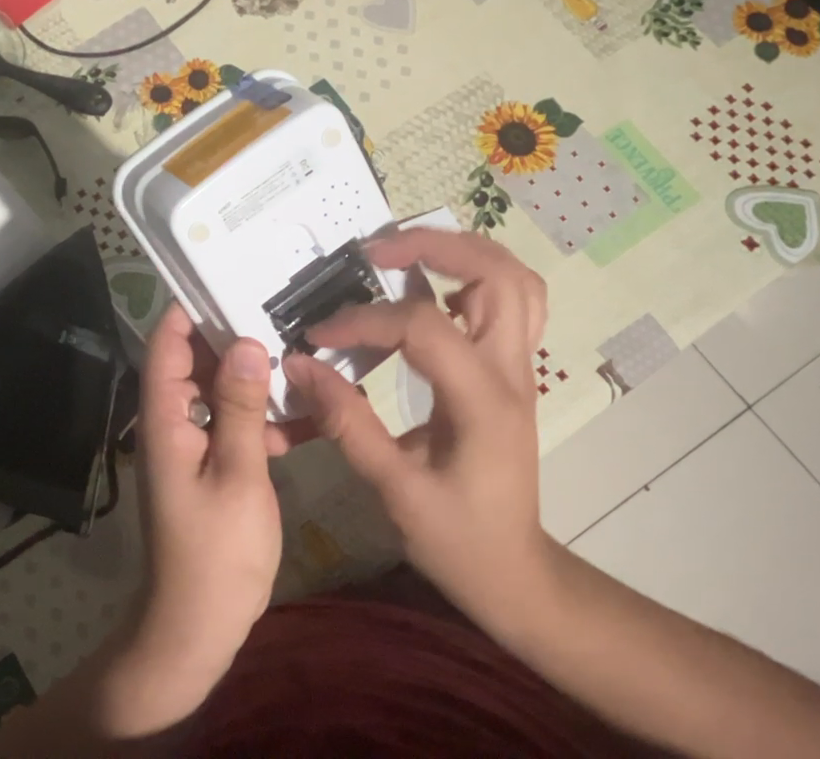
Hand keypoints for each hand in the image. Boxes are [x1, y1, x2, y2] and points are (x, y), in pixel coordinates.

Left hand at [111, 303, 281, 733]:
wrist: (197, 624)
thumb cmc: (216, 552)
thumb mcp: (238, 475)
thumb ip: (242, 408)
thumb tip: (247, 343)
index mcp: (165, 419)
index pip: (167, 345)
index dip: (191, 310)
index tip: (232, 280)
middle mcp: (172, 424)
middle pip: (197, 363)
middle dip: (236, 340)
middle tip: (285, 313)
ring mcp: (191, 446)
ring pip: (220, 394)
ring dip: (256, 381)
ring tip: (306, 359)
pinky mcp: (211, 467)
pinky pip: (233, 426)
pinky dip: (262, 419)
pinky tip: (308, 417)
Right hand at [282, 229, 555, 627]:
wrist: (513, 570)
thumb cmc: (456, 538)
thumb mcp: (393, 488)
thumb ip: (346, 422)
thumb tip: (299, 366)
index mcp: (482, 401)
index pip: (424, 326)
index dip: (364, 321)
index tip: (317, 337)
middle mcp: (511, 372)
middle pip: (495, 274)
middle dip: (433, 248)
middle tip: (374, 253)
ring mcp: (520, 370)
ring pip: (513, 280)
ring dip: (462, 255)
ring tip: (403, 258)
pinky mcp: (512, 374)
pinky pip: (510, 304)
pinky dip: (473, 280)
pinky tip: (429, 292)